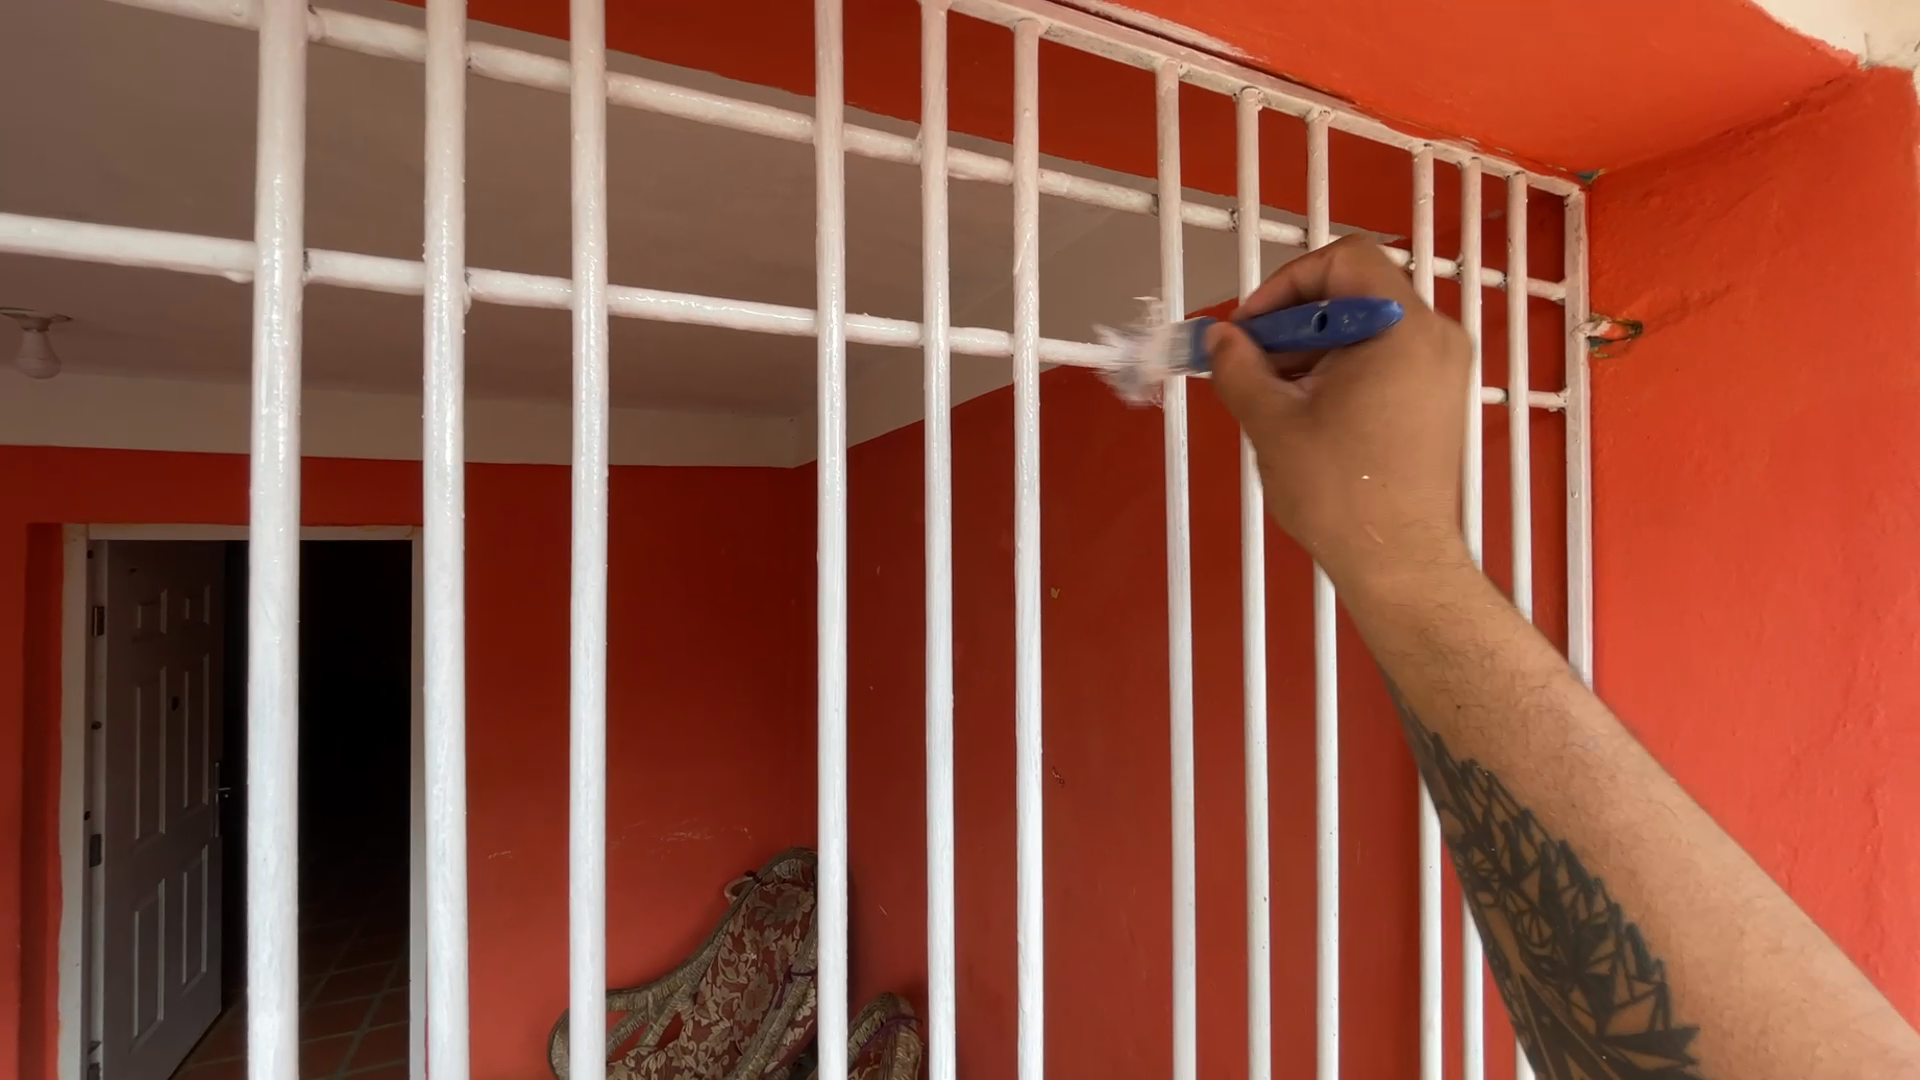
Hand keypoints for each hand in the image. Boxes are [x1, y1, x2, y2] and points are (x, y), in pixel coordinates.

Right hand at [1207, 235, 1474, 594]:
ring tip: (1272, 397)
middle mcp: (1433, 334)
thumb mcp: (1271, 422)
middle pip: (1354, 293)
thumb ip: (1239, 367)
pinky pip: (1381, 358)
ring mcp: (1441, 366)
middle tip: (1250, 366)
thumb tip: (1220, 338)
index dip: (1285, 284)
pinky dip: (1337, 370)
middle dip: (1291, 323)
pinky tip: (1305, 413)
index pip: (1343, 259)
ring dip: (1309, 350)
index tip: (1248, 329)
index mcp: (1399, 328)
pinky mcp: (1436, 396)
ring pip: (1364, 328)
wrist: (1396, 557)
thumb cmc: (1335, 489)